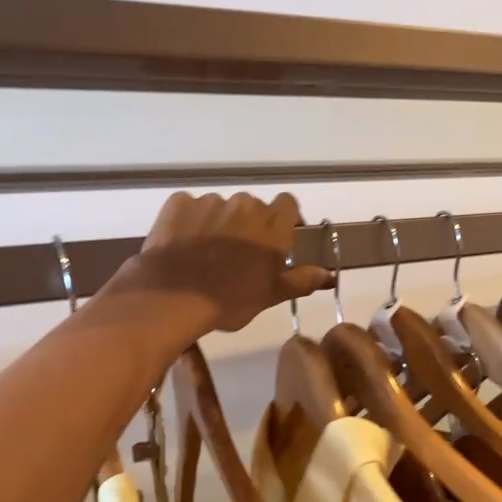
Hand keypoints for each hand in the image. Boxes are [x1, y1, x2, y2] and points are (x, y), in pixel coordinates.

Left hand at [112, 191, 330, 333]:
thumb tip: (328, 275)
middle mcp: (244, 206)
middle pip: (254, 207)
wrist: (173, 296)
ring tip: (209, 253)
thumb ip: (301, 281)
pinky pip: (191, 208)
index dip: (286, 218)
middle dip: (251, 225)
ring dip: (221, 224)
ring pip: (222, 207)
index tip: (281, 238)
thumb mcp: (271, 296)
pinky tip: (185, 245)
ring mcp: (210, 202)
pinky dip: (191, 222)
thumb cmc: (230, 300)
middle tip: (242, 255)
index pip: (288, 204)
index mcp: (271, 226)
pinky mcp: (179, 203)